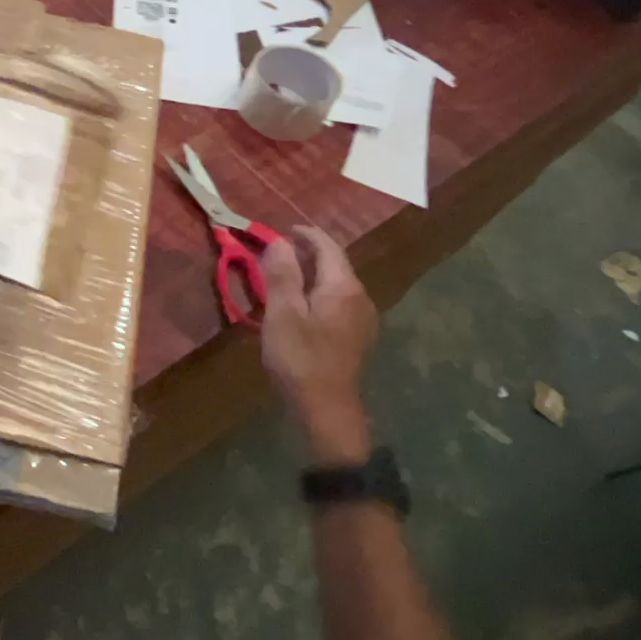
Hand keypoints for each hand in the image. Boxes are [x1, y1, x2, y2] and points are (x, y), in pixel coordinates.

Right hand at [261, 227, 378, 463]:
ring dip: (313, 275)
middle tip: (278, 253)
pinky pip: (338, 303)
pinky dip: (319, 294)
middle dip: (308, 254)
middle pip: (336, 264)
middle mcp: (360, 297)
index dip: (306, 234)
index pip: (328, 247)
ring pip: (337, 285)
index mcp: (343, 287)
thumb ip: (282, 275)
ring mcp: (363, 319)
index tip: (283, 229)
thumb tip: (280, 242)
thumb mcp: (282, 314)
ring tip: (285, 278)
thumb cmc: (300, 359)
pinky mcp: (357, 338)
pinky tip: (301, 308)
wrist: (326, 410)